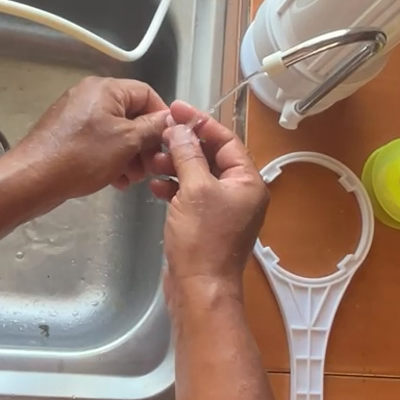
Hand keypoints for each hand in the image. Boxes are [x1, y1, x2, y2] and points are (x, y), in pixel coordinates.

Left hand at [12, 78, 170, 202]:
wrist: (34, 179)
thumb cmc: (81, 156)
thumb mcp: (127, 141)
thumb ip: (153, 127)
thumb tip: (171, 119)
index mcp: (106, 88)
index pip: (147, 93)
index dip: (162, 118)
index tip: (169, 142)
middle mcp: (91, 95)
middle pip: (132, 114)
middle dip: (145, 142)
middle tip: (149, 167)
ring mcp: (78, 115)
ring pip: (118, 131)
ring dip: (130, 155)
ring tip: (130, 178)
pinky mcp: (70, 134)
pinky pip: (101, 141)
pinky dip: (112, 158)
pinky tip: (115, 179)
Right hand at [147, 101, 267, 291]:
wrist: (199, 290)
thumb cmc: (202, 240)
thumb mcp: (194, 190)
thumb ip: (187, 155)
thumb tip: (179, 129)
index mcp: (248, 181)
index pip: (226, 140)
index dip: (201, 122)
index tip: (177, 109)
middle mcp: (240, 193)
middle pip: (212, 156)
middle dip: (184, 144)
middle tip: (158, 133)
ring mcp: (224, 210)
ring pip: (199, 176)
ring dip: (176, 165)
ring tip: (151, 160)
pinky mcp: (206, 224)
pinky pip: (191, 196)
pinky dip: (174, 188)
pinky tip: (155, 186)